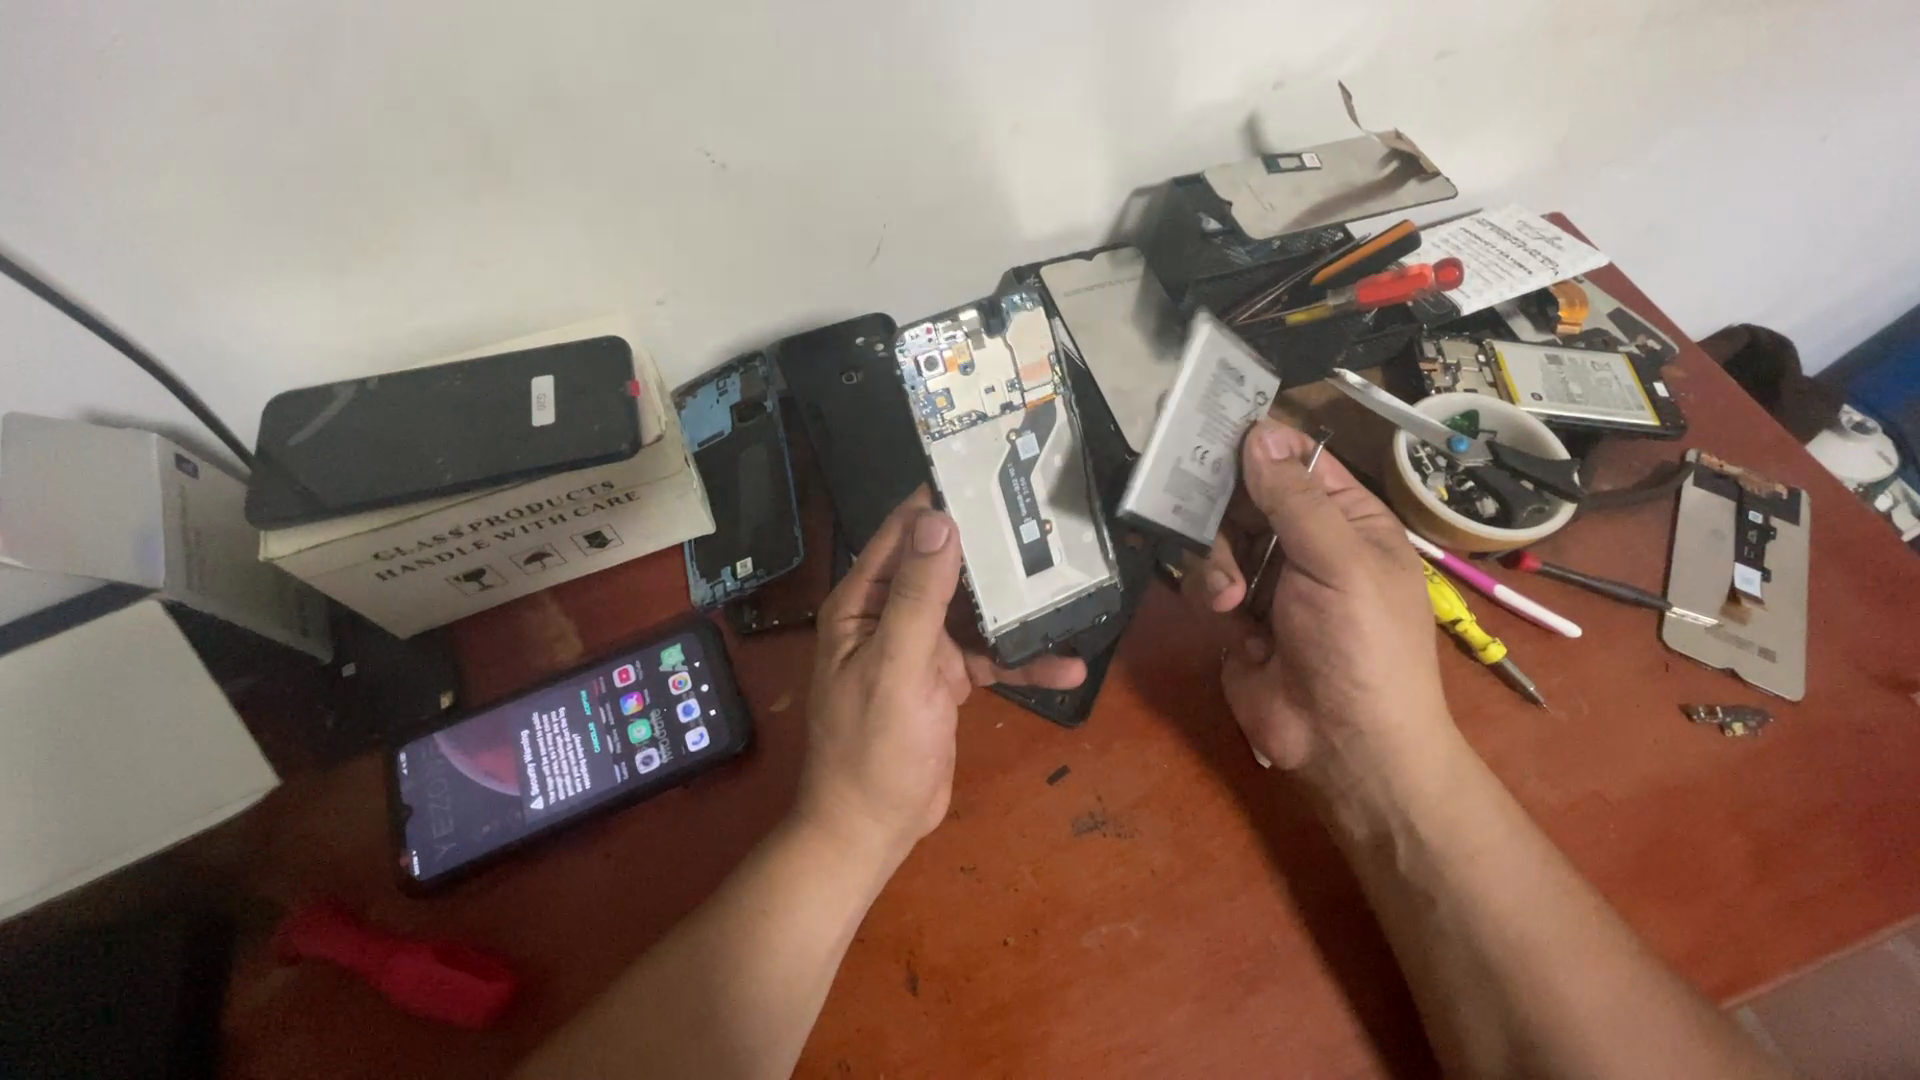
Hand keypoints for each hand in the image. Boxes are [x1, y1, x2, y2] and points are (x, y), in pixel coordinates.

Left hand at [796, 489, 1085, 862]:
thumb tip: (938, 519)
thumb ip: (918, 595)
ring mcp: (922, 647)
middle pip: (945, 567)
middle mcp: (891, 615)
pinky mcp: (947, 678)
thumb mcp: (894, 665)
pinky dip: (1022, 659)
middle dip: (990, 550)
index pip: (901, 535)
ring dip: (1014, 605)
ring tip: (1068, 584)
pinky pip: (989, 657)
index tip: (986, 472)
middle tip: (1043, 521)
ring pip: (974, 610)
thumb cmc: (872, 746)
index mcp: (863, 603)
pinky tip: (1066, 665)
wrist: (874, 827)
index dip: (939, 502)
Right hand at [1220, 419, 1453, 782]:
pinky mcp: (1233, 615)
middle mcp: (1302, 541)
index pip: (1294, 460)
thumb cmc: (1362, 645)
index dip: (1254, 443)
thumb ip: (1294, 498)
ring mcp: (1265, 579)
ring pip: (1214, 540)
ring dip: (1215, 564)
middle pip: (1242, 497)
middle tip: (1197, 516)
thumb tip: (1260, 431)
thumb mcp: (1339, 562)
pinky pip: (1203, 583)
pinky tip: (1229, 622)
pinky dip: (1209, 598)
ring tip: (1229, 599)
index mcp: (1345, 518)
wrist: (1342, 743)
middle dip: (1221, 513)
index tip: (1203, 426)